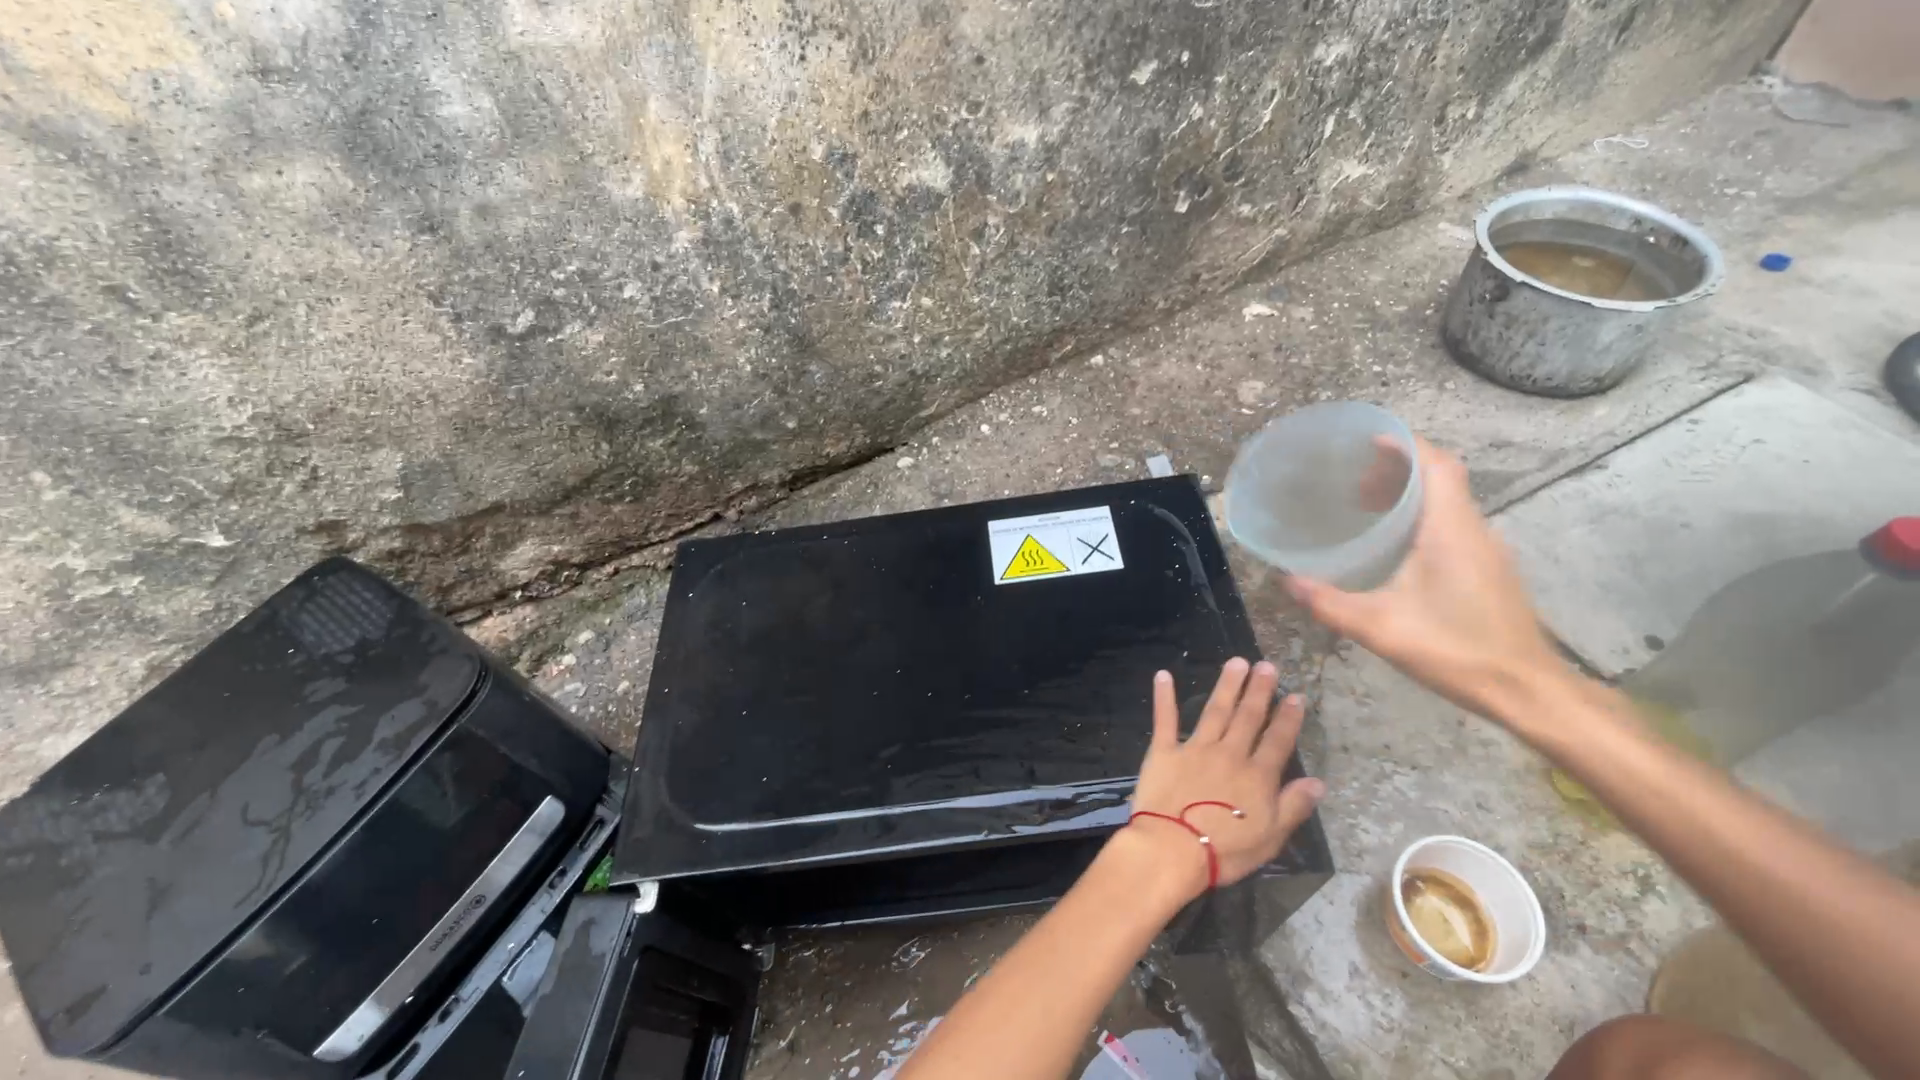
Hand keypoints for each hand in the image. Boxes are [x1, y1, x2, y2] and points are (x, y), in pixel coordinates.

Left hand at [1124, 659, 1324, 900]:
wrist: (1172, 848)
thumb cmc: (1225, 850)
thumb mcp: (1271, 836)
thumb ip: (1294, 806)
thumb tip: (1319, 782)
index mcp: (1257, 776)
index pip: (1278, 741)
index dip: (1288, 718)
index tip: (1295, 696)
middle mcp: (1229, 754)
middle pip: (1248, 718)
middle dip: (1259, 691)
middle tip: (1266, 666)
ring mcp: (1195, 749)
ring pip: (1215, 711)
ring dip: (1227, 685)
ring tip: (1236, 662)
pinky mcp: (1163, 752)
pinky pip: (1165, 720)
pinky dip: (1164, 697)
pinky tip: (1163, 675)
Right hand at [1286, 437, 1566, 721]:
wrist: (1526, 689)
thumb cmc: (1456, 649)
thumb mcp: (1381, 628)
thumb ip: (1330, 603)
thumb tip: (1288, 582)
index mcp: (1451, 529)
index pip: (1435, 463)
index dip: (1403, 445)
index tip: (1365, 442)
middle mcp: (1474, 529)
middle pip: (1441, 476)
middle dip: (1398, 468)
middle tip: (1354, 483)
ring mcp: (1488, 550)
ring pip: (1450, 501)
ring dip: (1411, 495)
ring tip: (1368, 510)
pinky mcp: (1491, 570)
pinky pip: (1454, 525)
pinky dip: (1423, 519)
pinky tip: (1397, 549)